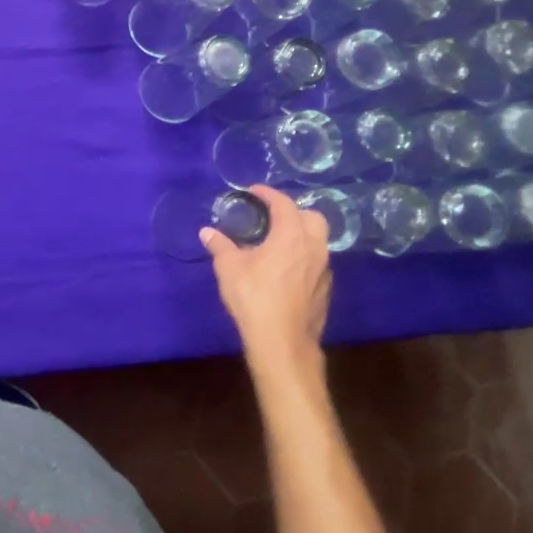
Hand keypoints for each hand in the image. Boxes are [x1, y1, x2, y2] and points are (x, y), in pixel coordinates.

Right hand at [202, 185, 331, 374]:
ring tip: (277, 241)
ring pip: (318, 241)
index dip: (269, 194)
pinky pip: (317, 262)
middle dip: (294, 211)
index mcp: (291, 236)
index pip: (284, 204)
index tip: (254, 191)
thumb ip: (220, 246)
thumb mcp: (229, 268)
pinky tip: (285, 269)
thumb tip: (207, 232)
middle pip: (313, 217)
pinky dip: (303, 256)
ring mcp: (323, 269)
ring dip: (301, 234)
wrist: (282, 341)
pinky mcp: (325, 289)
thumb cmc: (254, 297)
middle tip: (272, 216)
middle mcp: (313, 248)